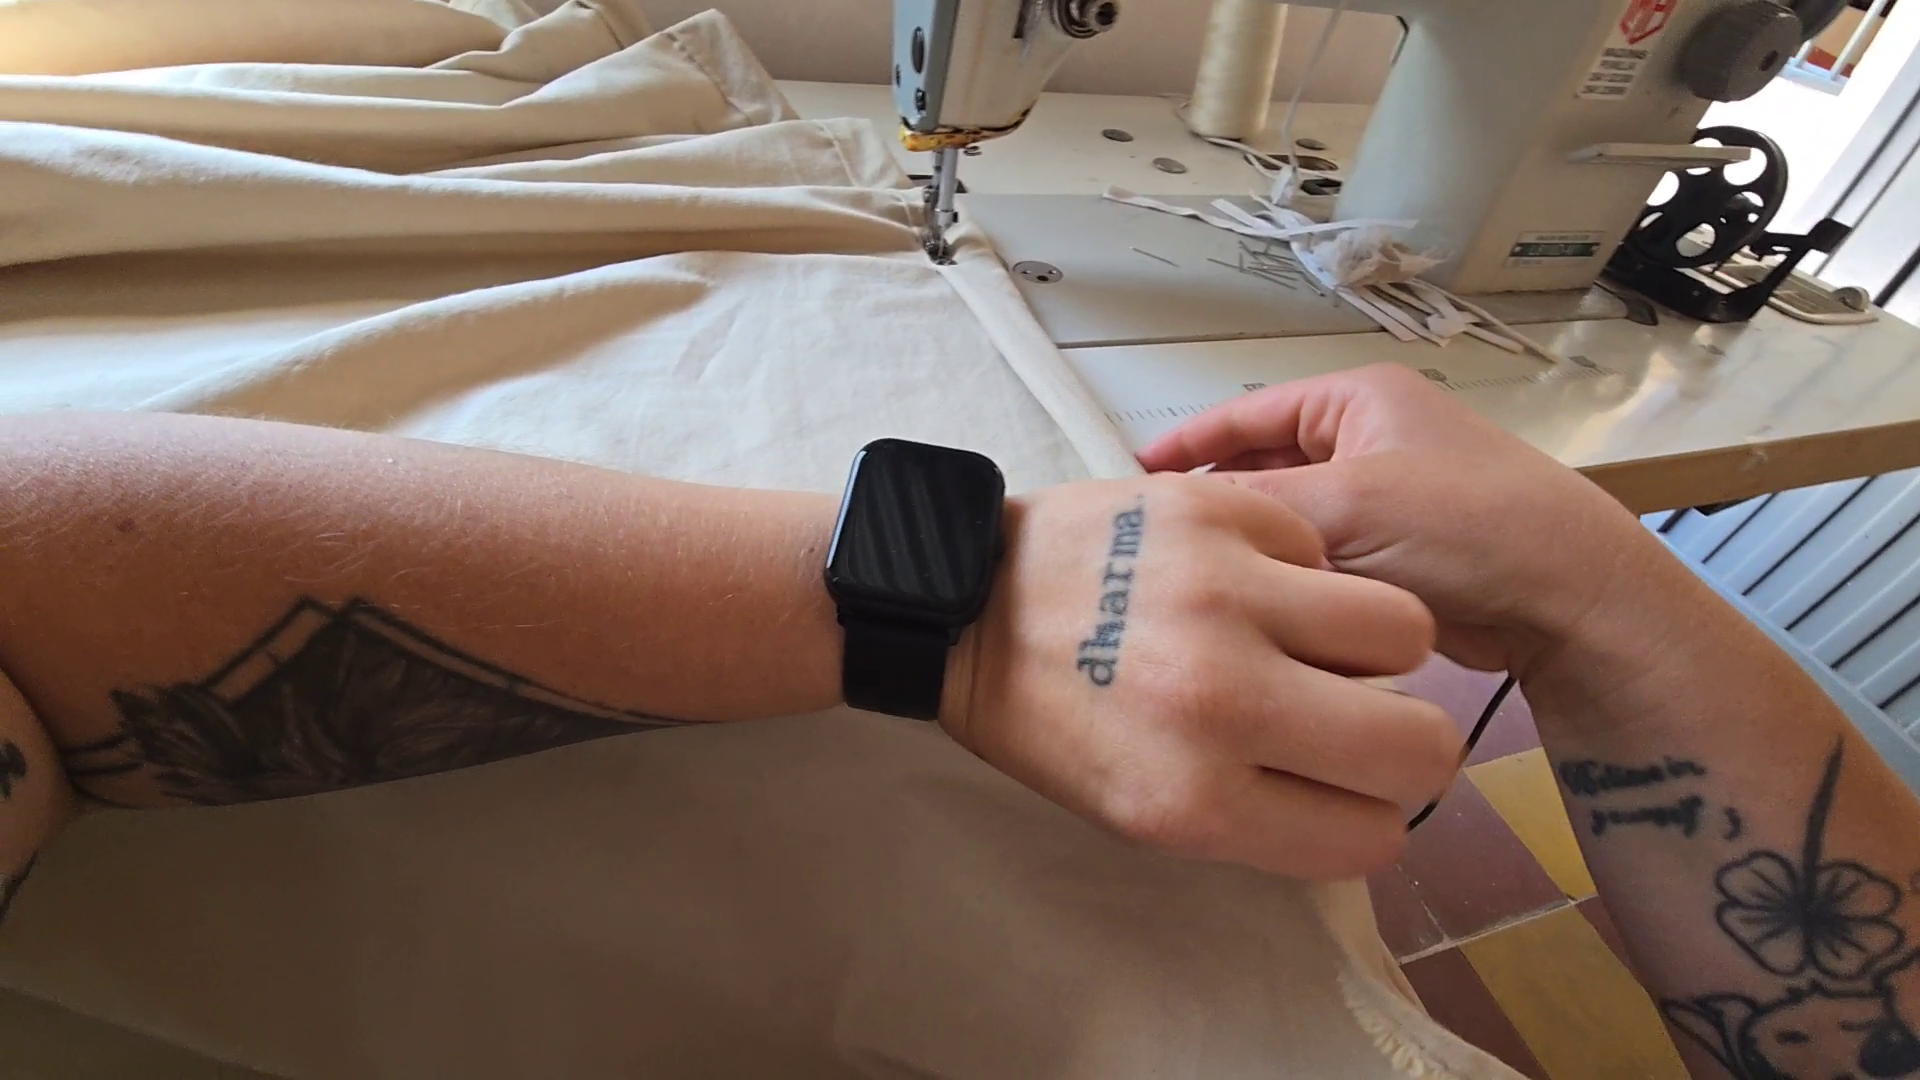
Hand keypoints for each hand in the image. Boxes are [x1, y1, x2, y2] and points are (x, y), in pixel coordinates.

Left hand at [943, 471, 1457, 879]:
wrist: (965, 600)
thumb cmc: (1040, 714)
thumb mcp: (1131, 808)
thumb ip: (1254, 818)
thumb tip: (1360, 800)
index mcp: (1193, 801)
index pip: (1369, 839)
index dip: (1364, 814)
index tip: (1338, 784)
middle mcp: (1219, 697)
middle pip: (1421, 743)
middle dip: (1399, 739)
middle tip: (1344, 710)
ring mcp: (1219, 590)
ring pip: (1401, 628)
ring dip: (1362, 643)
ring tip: (1297, 633)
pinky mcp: (1209, 509)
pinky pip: (1318, 550)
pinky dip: (1294, 571)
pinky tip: (1236, 576)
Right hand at [1135, 363, 1671, 675]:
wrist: (1572, 607)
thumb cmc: (1464, 529)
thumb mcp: (1344, 505)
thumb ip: (1253, 507)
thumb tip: (1176, 515)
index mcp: (1358, 401)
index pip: (1251, 411)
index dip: (1192, 441)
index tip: (1139, 471)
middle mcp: (1366, 439)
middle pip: (1265, 461)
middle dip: (1219, 493)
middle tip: (1165, 531)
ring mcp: (1377, 495)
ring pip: (1286, 512)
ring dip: (1250, 536)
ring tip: (1198, 564)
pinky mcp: (1386, 548)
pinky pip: (1311, 550)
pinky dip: (1282, 567)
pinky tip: (1251, 592)